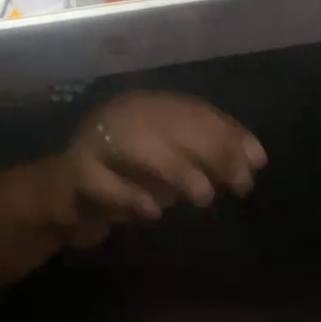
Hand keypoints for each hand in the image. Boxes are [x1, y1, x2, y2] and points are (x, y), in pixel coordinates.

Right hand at [50, 91, 266, 242]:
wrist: (61, 202)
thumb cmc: (122, 186)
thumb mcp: (169, 174)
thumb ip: (205, 164)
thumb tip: (253, 164)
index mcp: (146, 109)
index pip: (194, 112)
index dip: (229, 133)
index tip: (259, 161)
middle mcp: (121, 116)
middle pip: (172, 124)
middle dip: (212, 151)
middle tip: (241, 184)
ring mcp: (95, 142)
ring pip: (138, 146)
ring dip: (176, 169)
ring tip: (205, 196)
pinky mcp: (75, 174)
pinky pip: (102, 182)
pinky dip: (128, 196)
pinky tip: (153, 212)